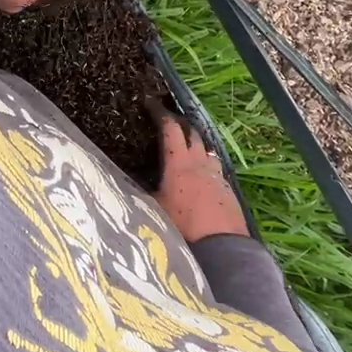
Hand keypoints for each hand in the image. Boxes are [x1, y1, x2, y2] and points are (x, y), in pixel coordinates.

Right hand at [152, 107, 247, 242]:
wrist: (223, 248)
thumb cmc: (183, 226)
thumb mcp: (154, 208)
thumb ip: (141, 189)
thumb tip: (123, 177)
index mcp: (178, 163)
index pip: (170, 128)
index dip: (159, 113)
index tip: (149, 102)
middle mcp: (199, 163)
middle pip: (191, 133)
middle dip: (179, 122)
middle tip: (166, 120)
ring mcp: (216, 175)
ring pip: (206, 149)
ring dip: (195, 141)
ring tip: (185, 143)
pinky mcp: (228, 190)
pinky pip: (215, 167)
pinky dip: (205, 162)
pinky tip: (201, 172)